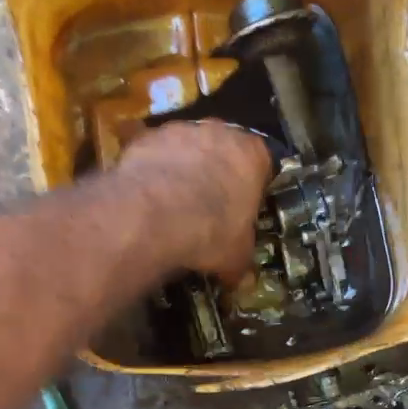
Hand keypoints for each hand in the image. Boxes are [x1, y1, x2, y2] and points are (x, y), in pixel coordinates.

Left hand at [115, 122, 271, 279]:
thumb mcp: (236, 256)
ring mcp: (180, 130)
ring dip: (182, 171)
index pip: (261, 165)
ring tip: (171, 206)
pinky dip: (152, 172)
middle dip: (216, 174)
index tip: (241, 209)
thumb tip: (237, 278)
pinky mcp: (146, 137)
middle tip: (207, 208)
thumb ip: (240, 260)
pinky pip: (153, 155)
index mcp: (252, 155)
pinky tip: (146, 199)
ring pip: (186, 148)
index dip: (251, 188)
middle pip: (222, 150)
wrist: (152, 216)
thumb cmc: (209, 232)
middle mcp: (219, 132)